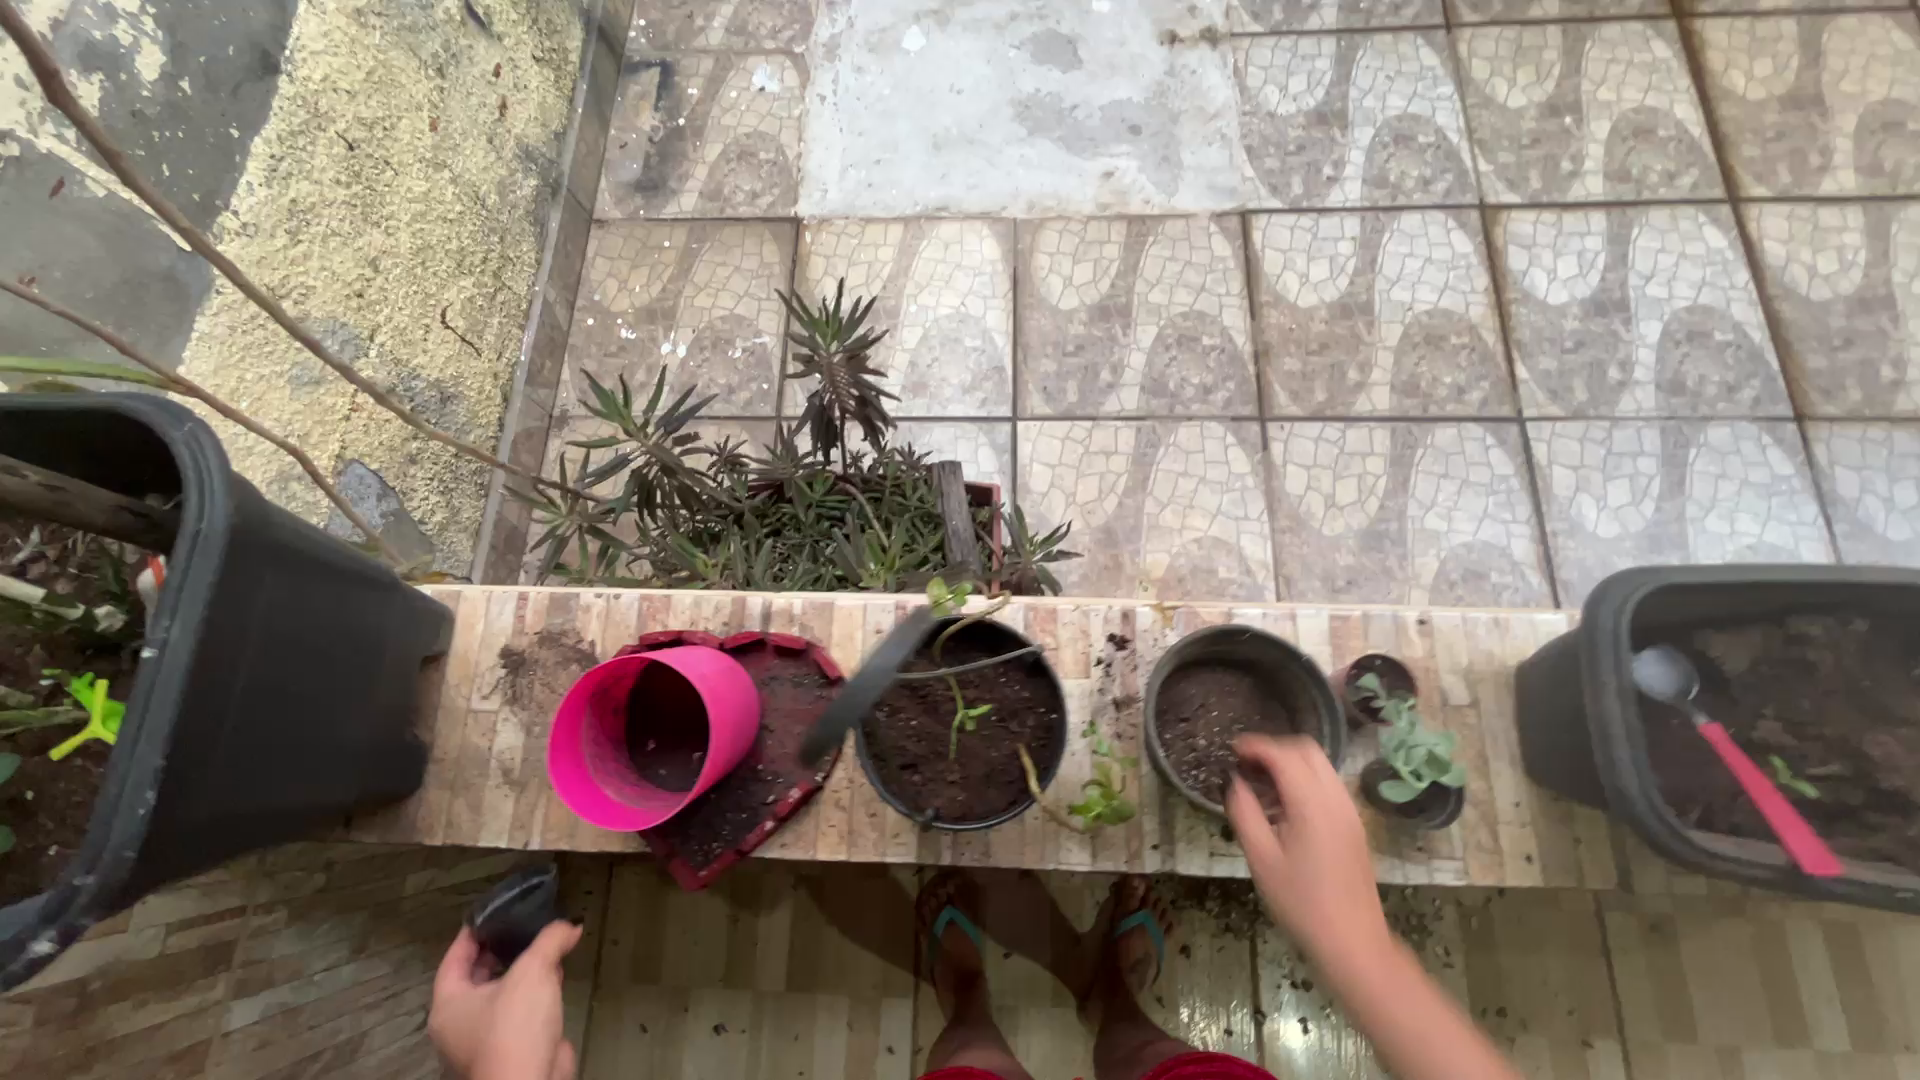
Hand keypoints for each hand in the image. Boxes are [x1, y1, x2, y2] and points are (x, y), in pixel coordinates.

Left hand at [429, 922, 581, 1079]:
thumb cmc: (514, 1025)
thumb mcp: (533, 971)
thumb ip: (550, 940)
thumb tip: (571, 924)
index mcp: (449, 1005)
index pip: (455, 958)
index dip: (472, 932)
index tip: (493, 910)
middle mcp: (459, 1023)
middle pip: (477, 975)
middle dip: (502, 948)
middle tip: (525, 922)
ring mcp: (485, 1038)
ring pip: (502, 992)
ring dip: (523, 969)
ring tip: (547, 942)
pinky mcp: (511, 1047)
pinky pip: (520, 1009)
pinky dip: (536, 990)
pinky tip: (556, 974)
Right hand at [1227, 735, 1389, 969]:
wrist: (1353, 943)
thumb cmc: (1301, 903)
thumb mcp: (1261, 859)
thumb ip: (1244, 812)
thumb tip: (1234, 782)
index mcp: (1312, 805)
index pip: (1284, 755)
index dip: (1255, 745)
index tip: (1231, 749)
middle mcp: (1336, 799)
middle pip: (1308, 750)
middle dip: (1275, 747)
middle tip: (1246, 762)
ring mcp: (1350, 811)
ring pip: (1321, 764)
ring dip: (1290, 762)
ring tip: (1261, 781)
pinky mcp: (1354, 824)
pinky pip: (1328, 783)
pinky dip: (1305, 778)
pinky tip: (1285, 803)